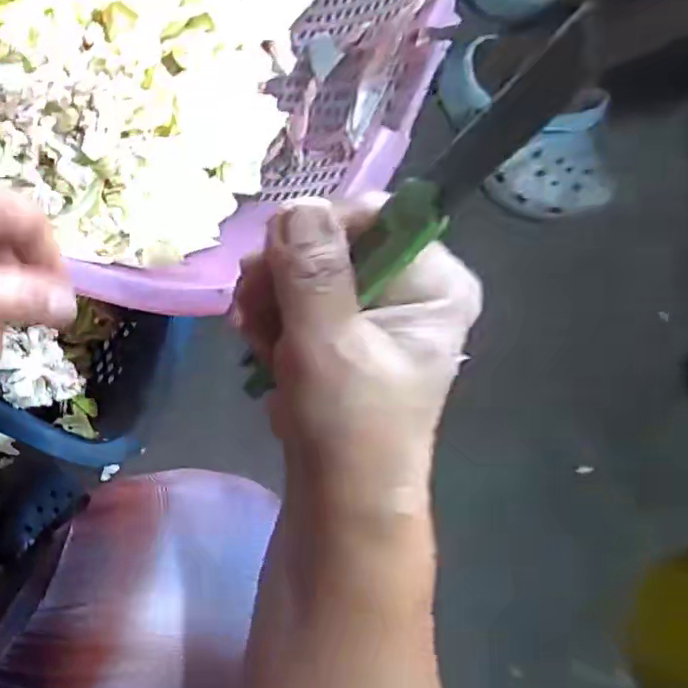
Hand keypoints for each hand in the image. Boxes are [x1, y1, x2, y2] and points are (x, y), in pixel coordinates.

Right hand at [233, 196, 481, 520]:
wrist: (335, 482)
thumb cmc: (348, 418)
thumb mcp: (328, 342)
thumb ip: (312, 273)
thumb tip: (297, 204)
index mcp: (432, 282)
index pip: (374, 216)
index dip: (315, 231)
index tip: (272, 265)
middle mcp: (403, 285)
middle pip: (324, 241)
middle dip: (278, 274)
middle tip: (255, 309)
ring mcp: (364, 307)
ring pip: (295, 269)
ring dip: (263, 299)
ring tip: (257, 336)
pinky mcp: (331, 327)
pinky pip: (286, 298)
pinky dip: (264, 318)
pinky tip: (260, 345)